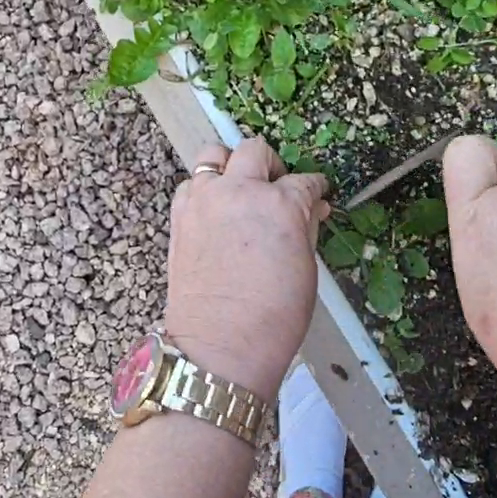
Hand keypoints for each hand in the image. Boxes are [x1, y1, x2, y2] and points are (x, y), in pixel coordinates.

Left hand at [165, 139, 330, 397]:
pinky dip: (204, 189)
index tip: (316, 194)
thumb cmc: (275, 315)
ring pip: (214, 155)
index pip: (304, 181)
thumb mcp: (306, 268)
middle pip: (255, 151)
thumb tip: (314, 207)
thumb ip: (307, 227)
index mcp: (280, 204)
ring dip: (230, 167)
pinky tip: (215, 210)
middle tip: (276, 187)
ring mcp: (205, 200)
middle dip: (271, 164)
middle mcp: (240, 191)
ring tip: (239, 190)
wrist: (221, 347)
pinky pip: (191, 184)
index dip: (314, 188)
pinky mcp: (180, 215)